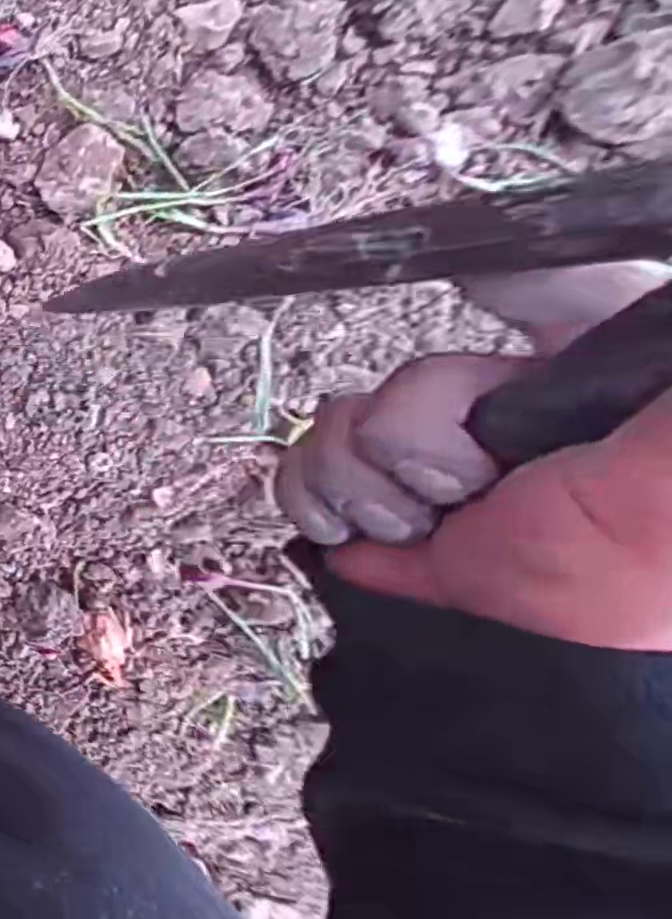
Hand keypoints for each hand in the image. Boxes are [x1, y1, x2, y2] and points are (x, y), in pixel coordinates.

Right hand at [274, 261, 671, 649]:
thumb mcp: (658, 475)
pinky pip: (296, 459)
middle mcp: (494, 405)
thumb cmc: (624, 565)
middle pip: (411, 378)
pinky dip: (312, 497)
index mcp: (581, 384)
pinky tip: (350, 530)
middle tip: (463, 492)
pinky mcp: (352, 480)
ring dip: (362, 484)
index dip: (523, 280)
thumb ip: (654, 389)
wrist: (511, 650)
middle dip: (414, 440)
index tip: (485, 283)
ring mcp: (411, 444)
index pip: (567, 296)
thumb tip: (552, 282)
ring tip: (413, 527)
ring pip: (338, 419)